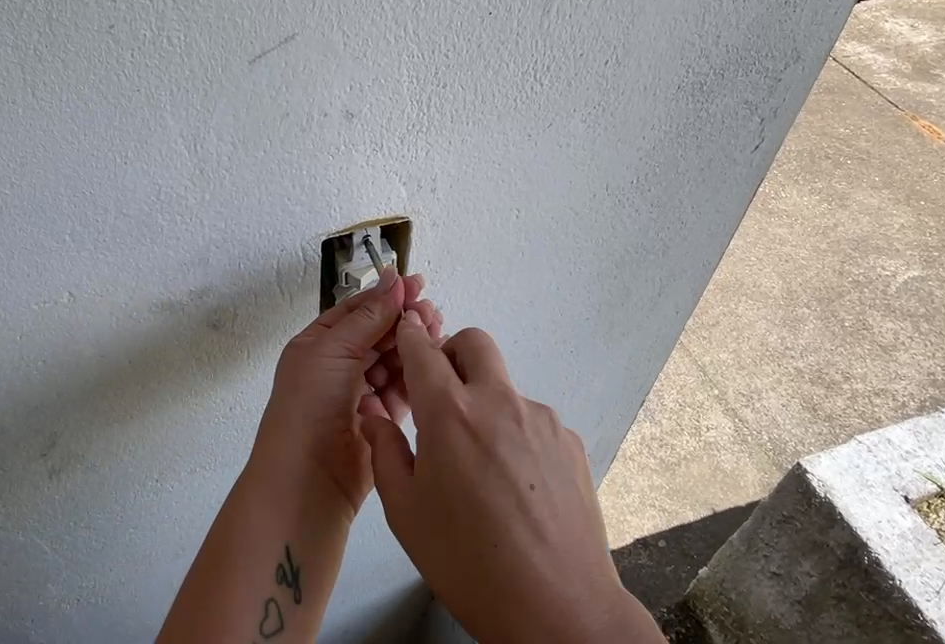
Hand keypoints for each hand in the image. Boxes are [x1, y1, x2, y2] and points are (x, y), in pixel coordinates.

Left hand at [253, 268, 441, 512]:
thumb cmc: (310, 404)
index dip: (385, 296)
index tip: (417, 283)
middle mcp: (337, 366)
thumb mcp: (334, 349)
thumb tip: (394, 279)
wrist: (308, 478)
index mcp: (318, 344)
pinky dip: (418, 376)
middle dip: (404, 320)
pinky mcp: (382, 420)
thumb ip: (368, 316)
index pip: (357, 310)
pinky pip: (404, 390)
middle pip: (378, 334)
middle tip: (433, 310)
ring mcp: (360, 394)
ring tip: (440, 331)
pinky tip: (437, 362)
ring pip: (394, 361)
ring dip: (414, 346)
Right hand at [362, 316, 663, 643]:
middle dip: (451, 353)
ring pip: (505, 385)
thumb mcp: (405, 512)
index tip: (404, 335)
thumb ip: (384, 452)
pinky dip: (515, 433)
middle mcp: (498, 403)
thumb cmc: (472, 565)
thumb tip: (374, 418)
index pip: (422, 350)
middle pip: (474, 343)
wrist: (559, 609)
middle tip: (439, 392)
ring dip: (484, 400)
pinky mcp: (569, 443)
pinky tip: (511, 482)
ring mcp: (541, 420)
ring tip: (478, 460)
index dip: (409, 338)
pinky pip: (533, 419)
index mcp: (449, 414)